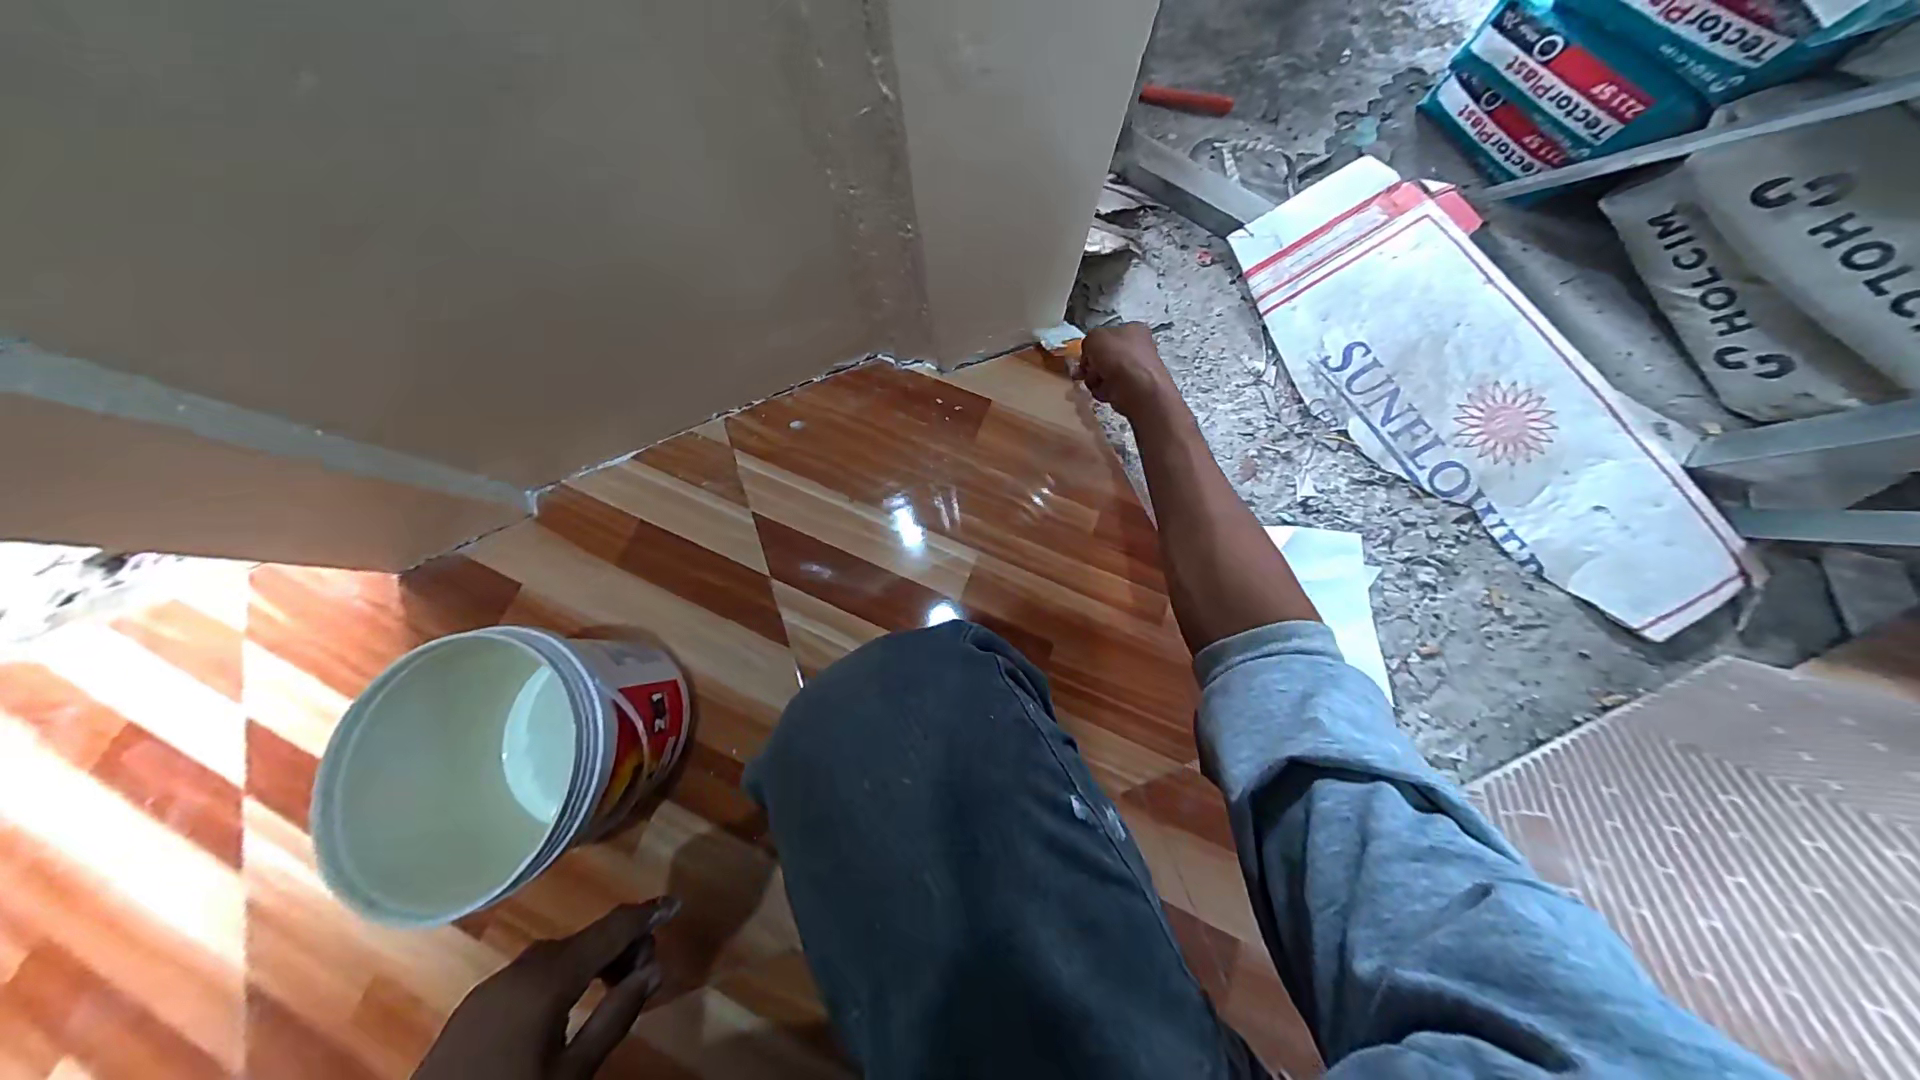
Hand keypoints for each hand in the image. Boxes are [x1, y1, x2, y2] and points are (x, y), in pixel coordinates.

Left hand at [416, 898, 679, 1079]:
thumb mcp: (573, 1074)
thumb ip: (615, 1017)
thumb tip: (653, 970)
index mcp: (547, 979)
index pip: (609, 931)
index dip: (645, 916)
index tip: (674, 903)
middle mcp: (519, 970)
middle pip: (584, 940)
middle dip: (620, 945)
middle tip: (645, 972)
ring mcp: (491, 988)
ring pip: (556, 955)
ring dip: (591, 960)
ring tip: (612, 987)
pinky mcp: (474, 1008)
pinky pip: (531, 973)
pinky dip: (562, 974)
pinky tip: (568, 1002)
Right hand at [1077, 323, 1180, 422]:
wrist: (1137, 388)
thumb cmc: (1117, 356)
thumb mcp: (1094, 337)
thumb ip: (1088, 341)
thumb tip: (1089, 354)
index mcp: (1133, 330)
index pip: (1107, 336)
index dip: (1092, 346)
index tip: (1085, 357)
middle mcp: (1138, 349)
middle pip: (1104, 358)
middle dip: (1092, 366)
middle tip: (1087, 372)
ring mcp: (1137, 370)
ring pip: (1105, 375)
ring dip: (1096, 380)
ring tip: (1099, 382)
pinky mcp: (1134, 389)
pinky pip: (1111, 389)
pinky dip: (1105, 391)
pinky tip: (1107, 391)